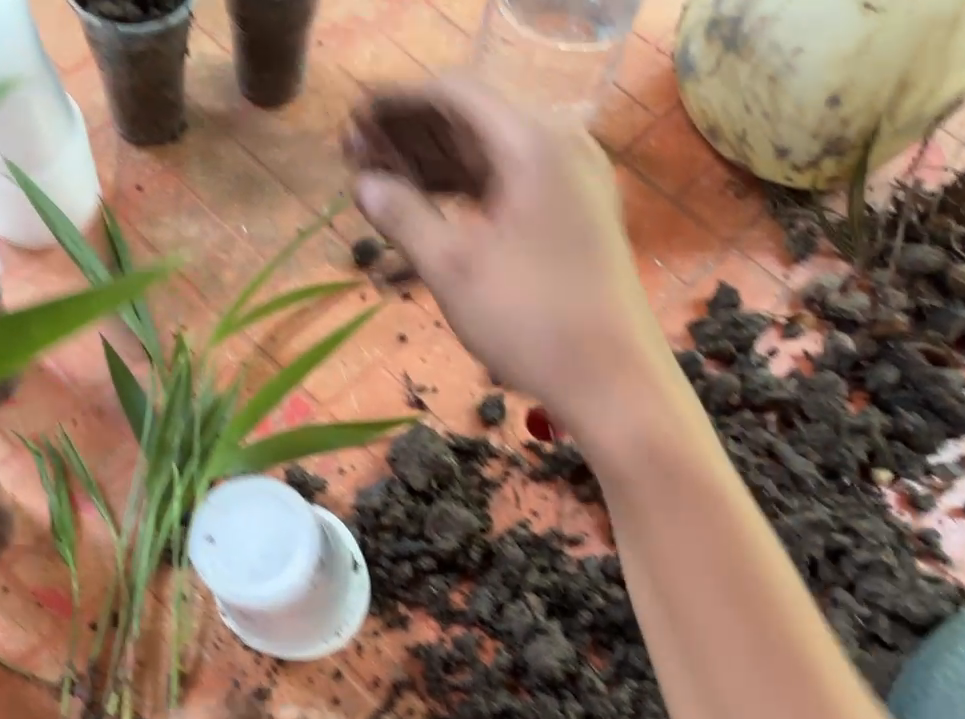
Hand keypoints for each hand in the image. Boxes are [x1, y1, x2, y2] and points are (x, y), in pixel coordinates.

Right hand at [347, 80, 666, 427]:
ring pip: (489, 157)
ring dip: (434, 167)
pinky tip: (428, 211)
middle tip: (356, 153)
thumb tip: (364, 184)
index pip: (454, 95)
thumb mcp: (453, 270)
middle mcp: (558, 148)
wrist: (611, 378)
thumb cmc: (529, 321)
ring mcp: (570, 183)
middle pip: (472, 122)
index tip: (353, 121)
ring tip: (381, 183)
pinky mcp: (572, 217)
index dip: (397, 105)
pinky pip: (508, 187)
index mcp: (533, 144)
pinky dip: (465, 195)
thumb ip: (404, 217)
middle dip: (411, 136)